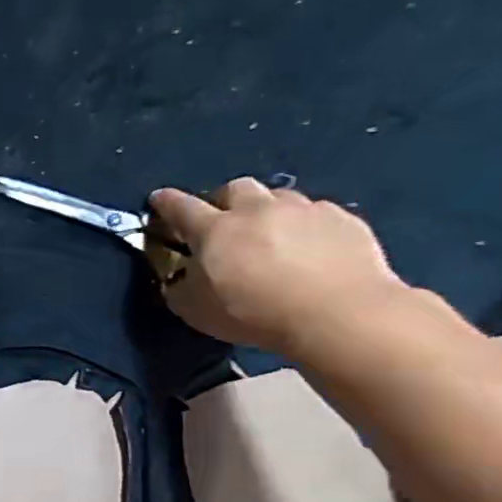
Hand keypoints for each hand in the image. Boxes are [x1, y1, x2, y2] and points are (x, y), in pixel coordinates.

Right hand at [150, 178, 410, 351]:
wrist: (336, 313)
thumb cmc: (252, 313)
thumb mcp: (195, 310)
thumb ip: (180, 287)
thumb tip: (180, 276)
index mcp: (214, 230)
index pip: (181, 207)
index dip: (166, 202)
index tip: (158, 199)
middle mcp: (257, 210)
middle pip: (234, 188)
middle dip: (222, 200)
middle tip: (221, 222)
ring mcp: (304, 210)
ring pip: (278, 196)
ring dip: (266, 209)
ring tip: (268, 233)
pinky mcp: (343, 219)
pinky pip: (315, 213)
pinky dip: (303, 225)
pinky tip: (307, 247)